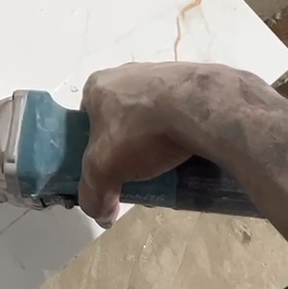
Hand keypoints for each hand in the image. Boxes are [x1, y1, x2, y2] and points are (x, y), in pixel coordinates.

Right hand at [77, 62, 275, 224]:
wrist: (199, 107)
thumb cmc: (140, 131)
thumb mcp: (102, 170)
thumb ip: (93, 194)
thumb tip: (102, 215)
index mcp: (97, 86)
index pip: (87, 118)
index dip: (95, 145)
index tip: (110, 167)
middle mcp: (125, 73)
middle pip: (122, 118)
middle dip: (130, 146)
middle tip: (141, 172)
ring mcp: (160, 73)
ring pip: (153, 115)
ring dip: (158, 139)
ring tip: (171, 166)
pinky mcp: (191, 81)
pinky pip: (181, 111)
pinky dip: (183, 130)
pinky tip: (191, 152)